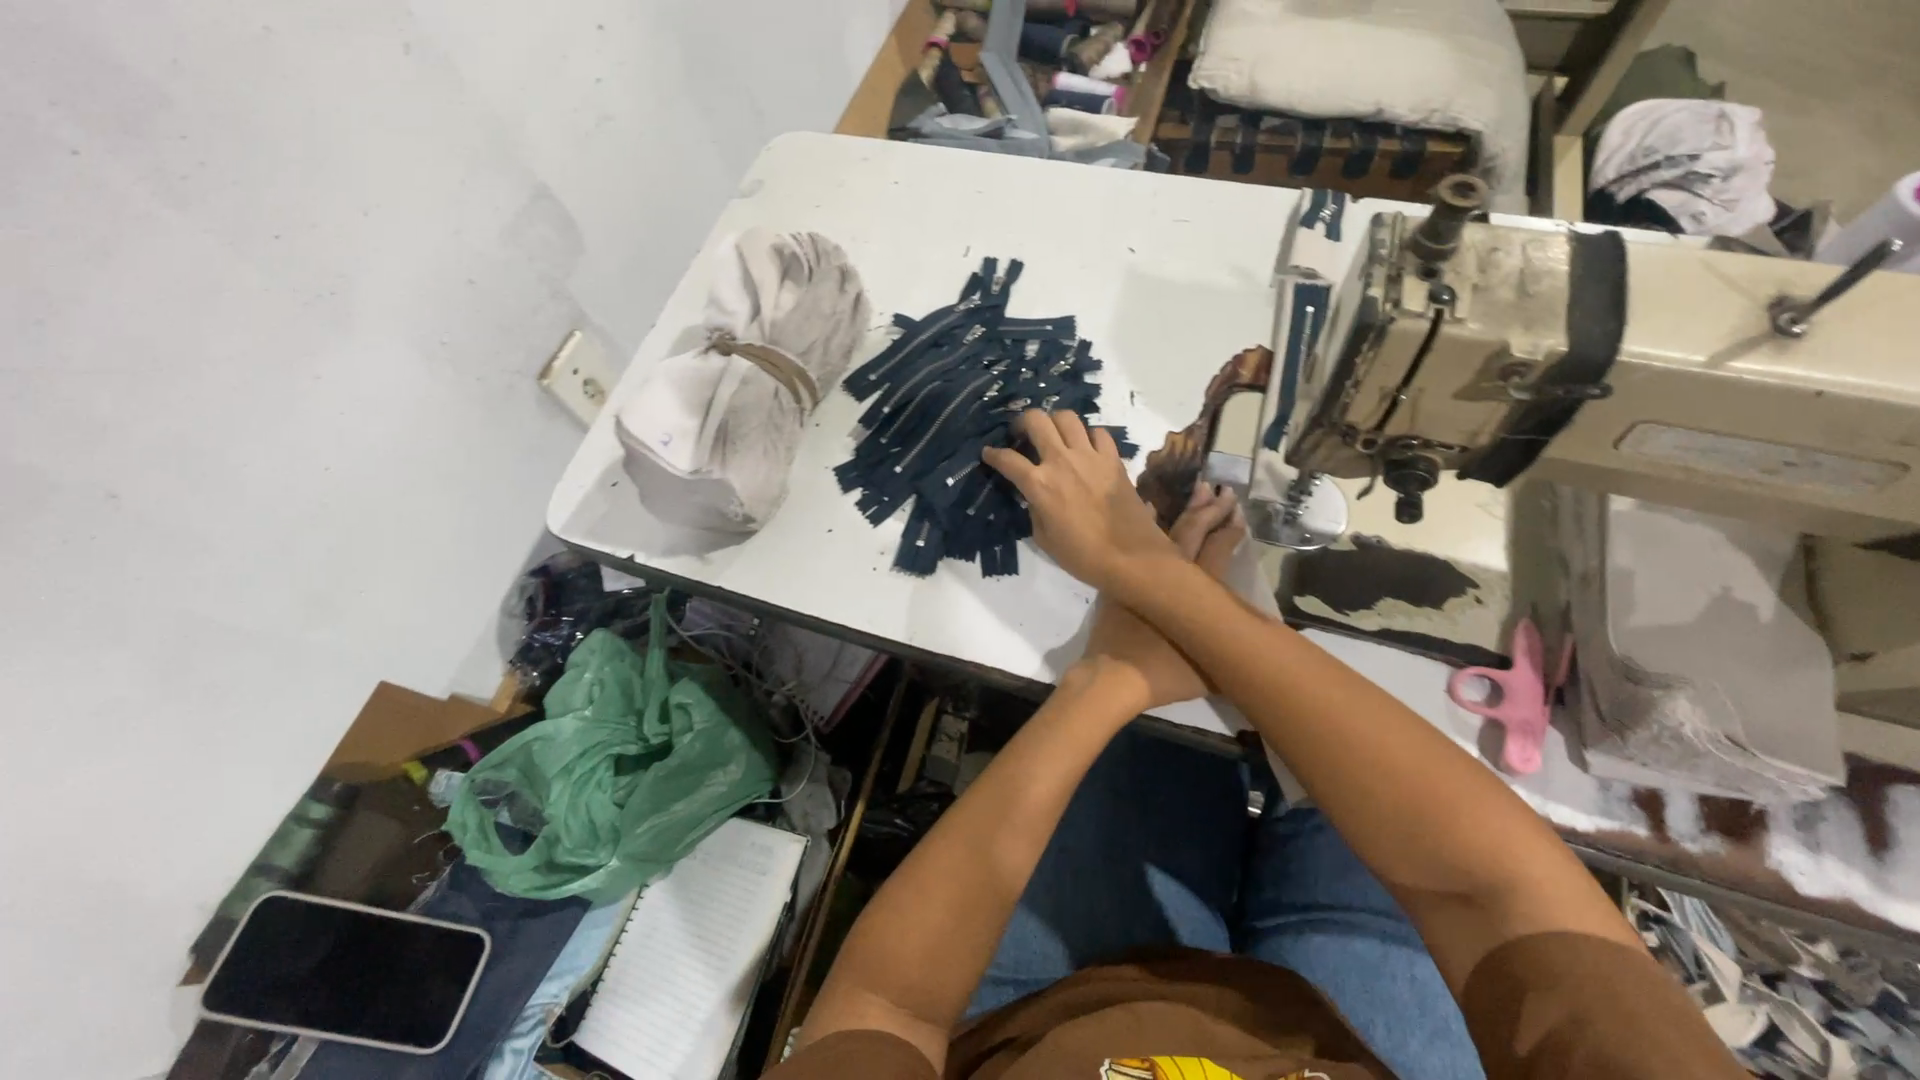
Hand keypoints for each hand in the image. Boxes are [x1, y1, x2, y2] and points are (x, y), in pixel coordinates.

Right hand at [982, 410, 1171, 590]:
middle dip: (1022, 422)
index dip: (993, 454)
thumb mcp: (1045, 539)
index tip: (988, 453)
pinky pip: (1098, 433)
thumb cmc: (1083, 556)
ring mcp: (1090, 456)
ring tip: (1054, 434)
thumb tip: (1035, 496)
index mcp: (1040, 485)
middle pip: (1036, 421)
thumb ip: (1035, 511)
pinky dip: (1088, 436)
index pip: (1008, 460)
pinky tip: (1086, 447)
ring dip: (1055, 422)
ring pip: (1067, 418)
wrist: (1131, 557)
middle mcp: (1062, 461)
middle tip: (1021, 433)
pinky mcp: (1113, 459)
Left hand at [1077, 482, 1246, 712]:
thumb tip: (1253, 648)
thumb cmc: (1164, 675)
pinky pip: (1131, 545)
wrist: (1113, 677)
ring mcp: (1139, 576)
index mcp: (1197, 592)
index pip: (1219, 550)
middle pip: (1191, 533)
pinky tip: (1146, 511)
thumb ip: (1232, 654)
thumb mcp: (1212, 672)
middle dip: (1209, 511)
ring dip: (1180, 514)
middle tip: (1220, 491)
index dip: (1230, 531)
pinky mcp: (1117, 582)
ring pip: (1162, 534)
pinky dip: (1142, 527)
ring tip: (1192, 493)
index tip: (1239, 512)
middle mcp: (1169, 574)